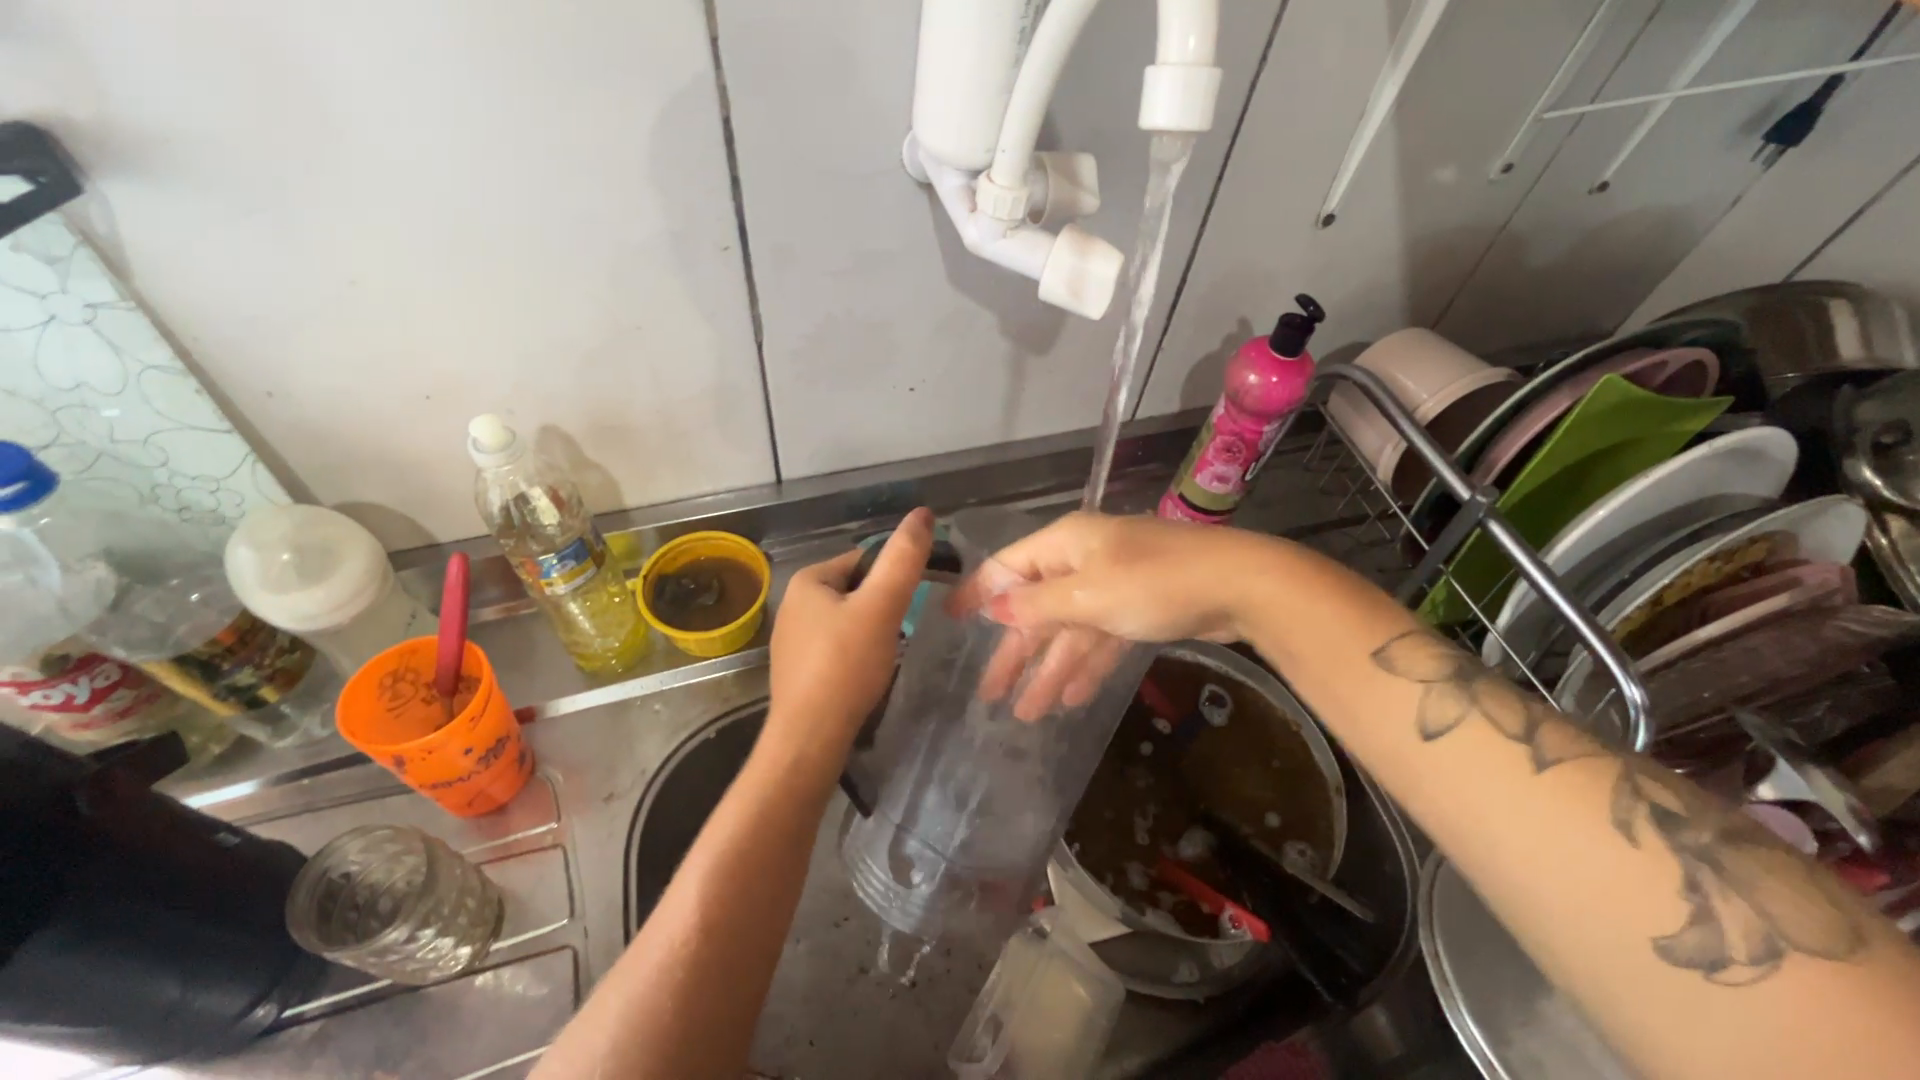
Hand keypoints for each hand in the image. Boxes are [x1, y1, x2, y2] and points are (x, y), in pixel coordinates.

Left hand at [766, 507, 932, 755]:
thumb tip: (923, 513)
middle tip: (901, 634)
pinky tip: (866, 675)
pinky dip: (856, 656)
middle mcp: (793, 603)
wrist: (810, 737)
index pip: (864, 560)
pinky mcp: (798, 670)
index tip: (913, 602)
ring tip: (886, 656)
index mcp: (808, 580)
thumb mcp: (882, 607)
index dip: (894, 578)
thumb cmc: (845, 666)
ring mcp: (792, 639)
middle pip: (856, 590)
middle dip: (883, 608)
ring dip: (872, 632)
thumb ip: (903, 560)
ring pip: (848, 621)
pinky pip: (837, 649)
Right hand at [948, 512, 1268, 719]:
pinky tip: (1072, 699)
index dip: (977, 594)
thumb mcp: (1087, 595)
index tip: (947, 620)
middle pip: (1037, 609)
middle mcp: (1084, 561)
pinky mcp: (1141, 609)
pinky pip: (1100, 640)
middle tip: (989, 696)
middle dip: (1015, 653)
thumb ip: (1037, 605)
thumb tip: (994, 607)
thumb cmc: (1155, 583)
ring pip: (1069, 631)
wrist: (1241, 586)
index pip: (1007, 568)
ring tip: (1026, 714)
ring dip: (1050, 671)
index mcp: (1064, 544)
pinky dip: (1086, 667)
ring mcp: (1114, 586)